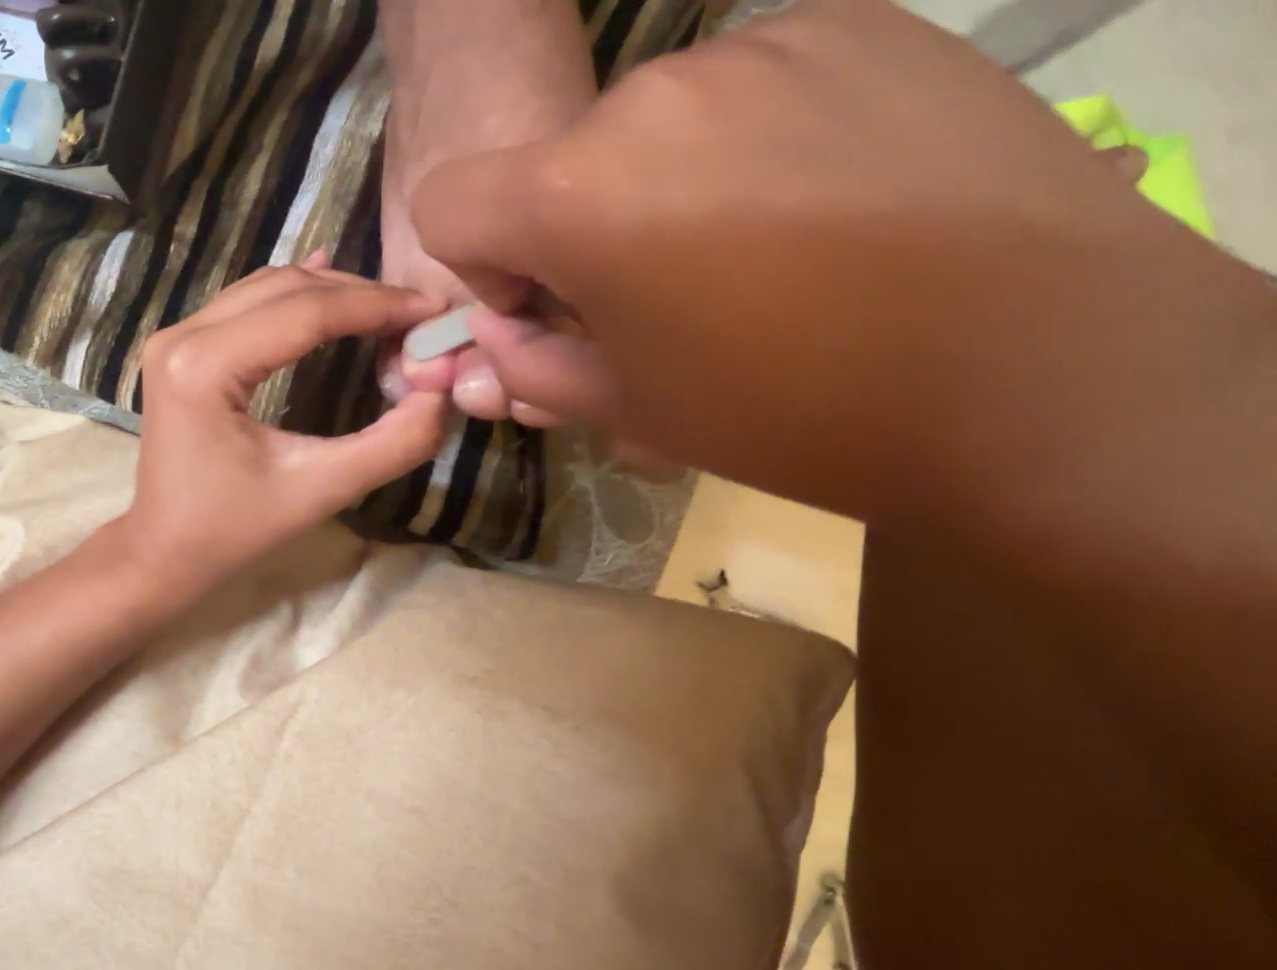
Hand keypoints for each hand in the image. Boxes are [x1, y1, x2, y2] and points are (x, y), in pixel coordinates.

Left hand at [122, 256, 449, 591]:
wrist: (164, 553)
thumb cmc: (234, 531)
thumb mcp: (321, 491)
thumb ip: (391, 444)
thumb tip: (442, 396)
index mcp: (205, 366)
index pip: (307, 312)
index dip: (377, 305)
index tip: (434, 309)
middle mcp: (182, 336)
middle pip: (287, 288)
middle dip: (360, 294)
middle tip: (420, 312)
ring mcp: (175, 337)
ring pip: (266, 288)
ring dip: (330, 291)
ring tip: (390, 309)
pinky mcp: (180, 348)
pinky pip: (246, 303)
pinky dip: (296, 296)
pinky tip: (329, 278)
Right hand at [413, 0, 1259, 521]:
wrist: (1036, 370)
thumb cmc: (795, 412)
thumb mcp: (634, 410)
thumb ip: (536, 364)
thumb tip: (497, 331)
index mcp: (577, 194)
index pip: (452, 202)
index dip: (485, 265)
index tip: (554, 306)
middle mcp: (650, 94)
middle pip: (566, 163)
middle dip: (589, 229)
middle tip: (675, 296)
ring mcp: (758, 45)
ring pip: (662, 123)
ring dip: (677, 183)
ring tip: (772, 252)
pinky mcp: (855, 24)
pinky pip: (758, 84)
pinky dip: (762, 140)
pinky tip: (835, 201)